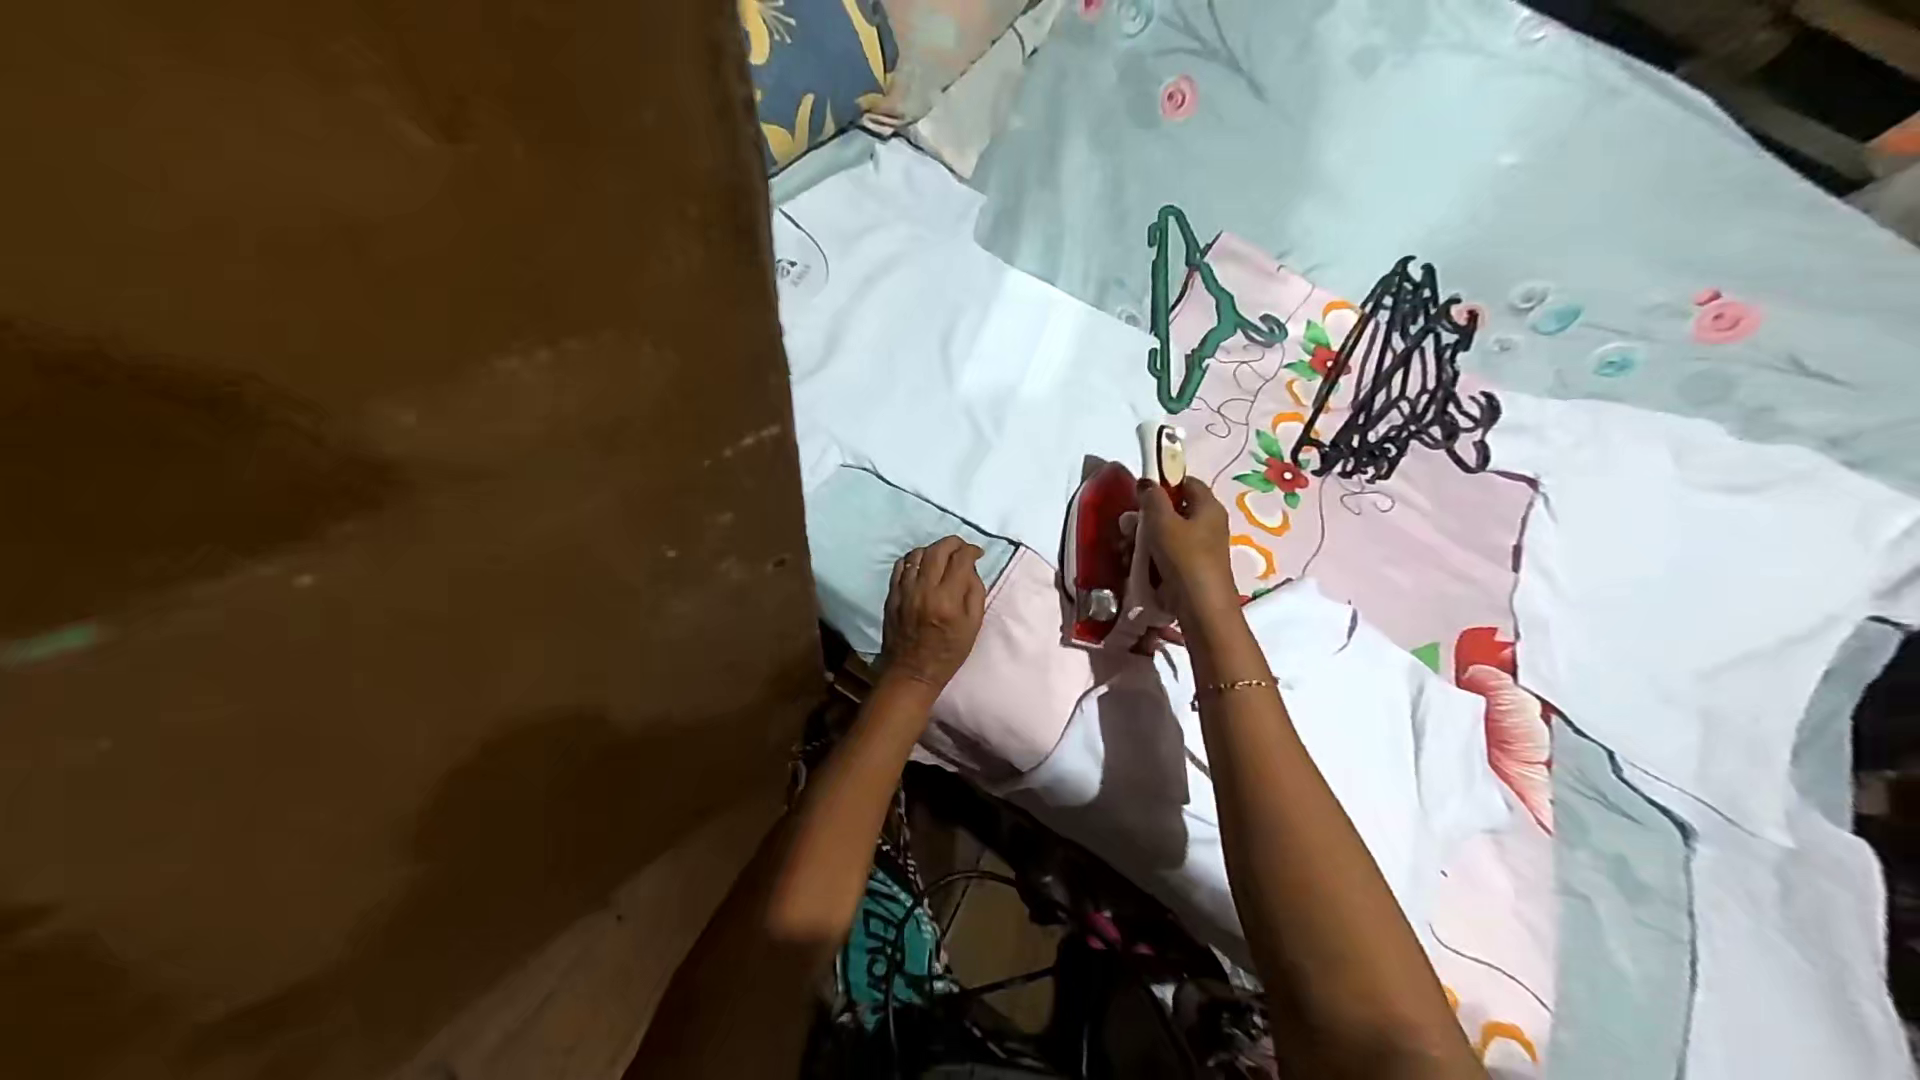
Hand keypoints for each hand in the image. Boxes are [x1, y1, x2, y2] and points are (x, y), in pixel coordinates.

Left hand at [880, 535, 986, 692]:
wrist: (912, 671)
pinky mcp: (892, 595)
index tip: (977, 552)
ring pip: (917, 554)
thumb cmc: (948, 652)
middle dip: (953, 543)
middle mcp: (925, 590)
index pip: (961, 559)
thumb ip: (975, 592)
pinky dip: (913, 559)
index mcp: (948, 599)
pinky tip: (921, 564)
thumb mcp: (973, 625)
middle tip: (961, 547)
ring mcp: (905, 591)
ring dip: (933, 549)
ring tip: (941, 556)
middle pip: (938, 550)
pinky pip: (901, 566)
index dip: (971, 550)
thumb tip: (970, 568)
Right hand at [1137, 477, 1238, 620]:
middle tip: (1128, 528)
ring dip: (1142, 540)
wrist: (1199, 606)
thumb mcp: (1162, 521)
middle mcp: (1207, 525)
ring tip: (1127, 551)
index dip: (1164, 483)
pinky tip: (1135, 566)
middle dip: (1145, 518)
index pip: (1187, 482)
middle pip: (1172, 510)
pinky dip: (1150, 558)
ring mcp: (1199, 549)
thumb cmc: (1183, 557)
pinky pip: (1166, 555)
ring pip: (1165, 534)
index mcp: (1208, 507)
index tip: (1141, 495)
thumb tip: (1147, 482)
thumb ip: (1152, 497)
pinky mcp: (1189, 569)